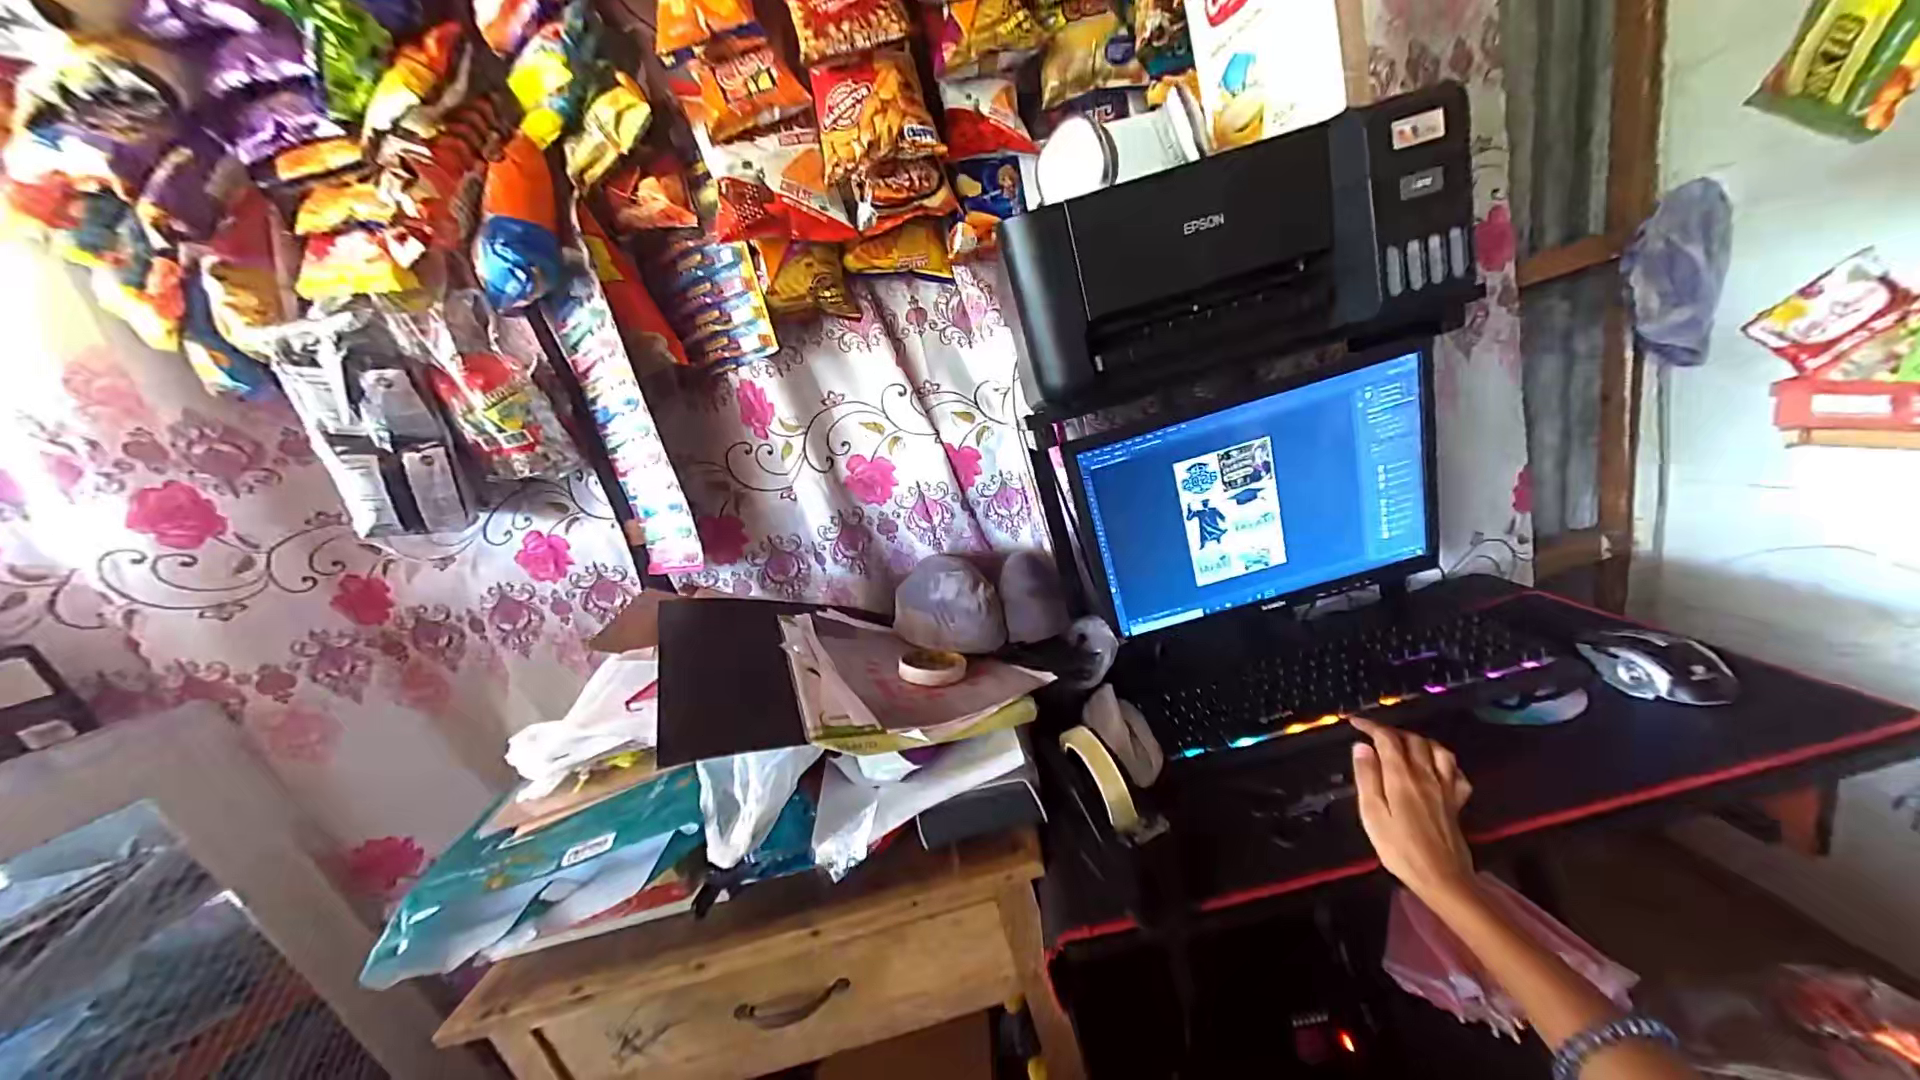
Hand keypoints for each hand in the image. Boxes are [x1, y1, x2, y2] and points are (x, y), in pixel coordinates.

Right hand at [1350, 716, 1476, 905]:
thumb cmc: (1399, 848)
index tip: (1354, 722)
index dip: (1370, 726)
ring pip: (1438, 751)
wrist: (1442, 879)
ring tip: (1403, 744)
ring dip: (1419, 740)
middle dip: (1392, 731)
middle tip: (1373, 735)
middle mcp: (1427, 776)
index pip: (1387, 739)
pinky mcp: (1457, 803)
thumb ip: (1367, 777)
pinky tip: (1434, 767)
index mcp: (1402, 777)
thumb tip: (1362, 747)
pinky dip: (1443, 762)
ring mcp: (1446, 789)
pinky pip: (1456, 772)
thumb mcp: (1372, 813)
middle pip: (1413, 740)